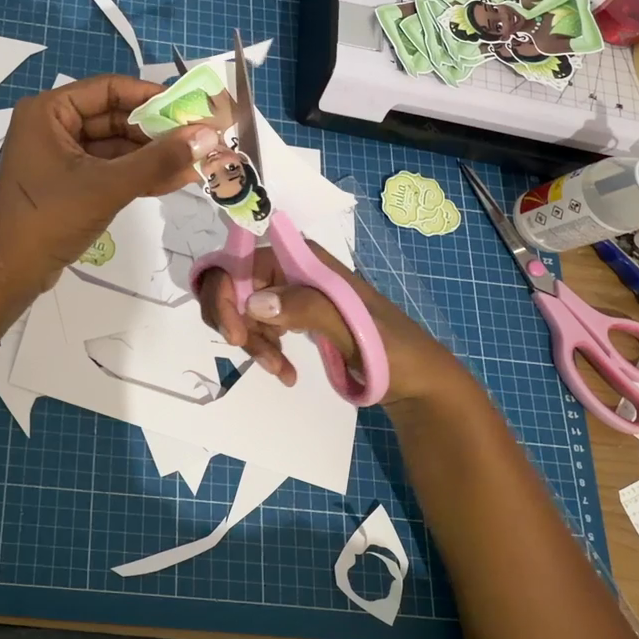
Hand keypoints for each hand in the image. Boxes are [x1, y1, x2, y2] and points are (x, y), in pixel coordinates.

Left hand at [0, 74, 214, 294]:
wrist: (11, 271)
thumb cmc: (51, 218)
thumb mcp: (108, 186)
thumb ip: (158, 160)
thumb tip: (206, 135)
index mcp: (48, 112)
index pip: (108, 90)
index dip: (151, 97)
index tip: (190, 108)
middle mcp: (51, 125)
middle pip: (114, 116)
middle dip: (156, 131)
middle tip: (200, 138)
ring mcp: (58, 155)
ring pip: (114, 145)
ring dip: (152, 156)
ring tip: (197, 161)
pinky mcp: (67, 181)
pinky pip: (107, 167)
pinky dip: (137, 173)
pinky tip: (174, 179)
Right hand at [197, 241, 467, 404]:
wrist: (414, 379)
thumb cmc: (392, 350)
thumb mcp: (354, 330)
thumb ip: (307, 309)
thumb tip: (254, 301)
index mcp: (303, 258)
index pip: (240, 259)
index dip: (224, 291)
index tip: (236, 334)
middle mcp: (289, 268)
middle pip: (231, 282)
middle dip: (232, 319)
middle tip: (248, 350)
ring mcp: (287, 292)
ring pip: (239, 308)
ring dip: (250, 341)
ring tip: (280, 370)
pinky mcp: (288, 315)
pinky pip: (254, 327)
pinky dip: (260, 350)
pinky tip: (285, 371)